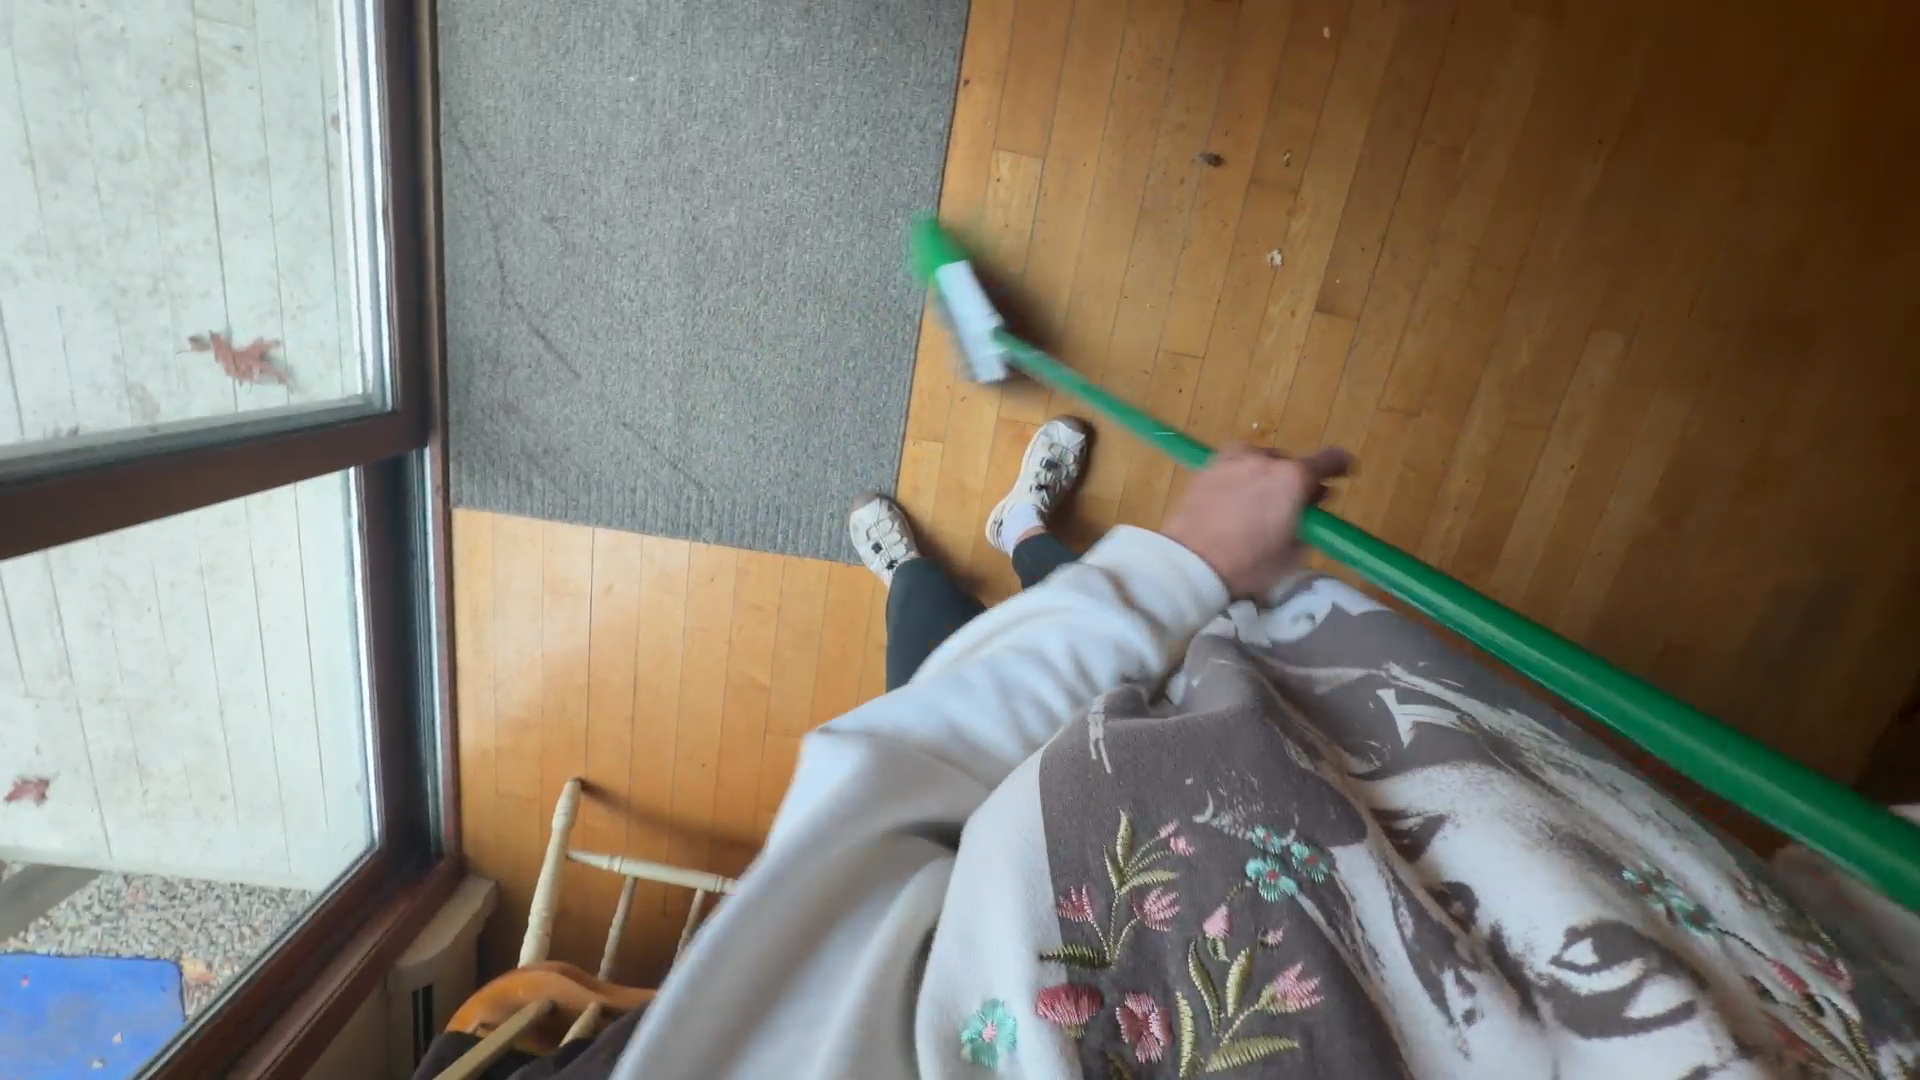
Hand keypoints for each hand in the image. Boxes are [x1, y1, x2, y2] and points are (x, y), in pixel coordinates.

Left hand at [1160, 444, 1352, 596]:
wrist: (1190, 562)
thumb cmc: (1247, 563)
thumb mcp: (1292, 553)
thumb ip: (1308, 525)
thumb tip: (1308, 510)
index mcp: (1292, 478)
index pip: (1328, 460)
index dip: (1341, 465)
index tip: (1346, 472)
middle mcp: (1264, 460)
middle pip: (1290, 463)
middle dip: (1297, 479)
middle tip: (1297, 502)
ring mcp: (1231, 461)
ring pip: (1259, 460)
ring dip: (1268, 474)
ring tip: (1263, 499)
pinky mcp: (1206, 470)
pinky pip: (1233, 465)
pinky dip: (1241, 475)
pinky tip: (1237, 495)